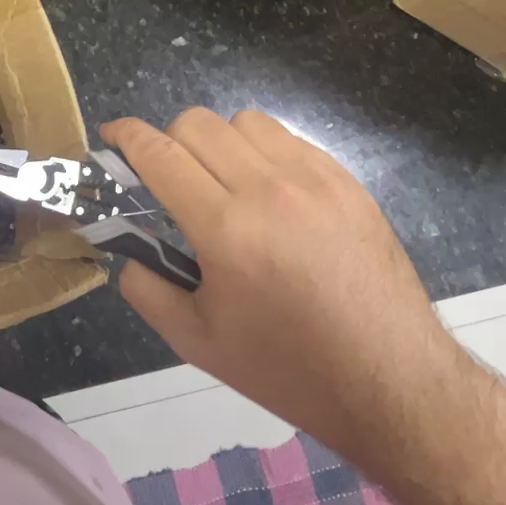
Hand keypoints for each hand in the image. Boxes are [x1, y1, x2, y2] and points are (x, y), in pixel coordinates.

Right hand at [101, 109, 479, 456]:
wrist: (394, 384)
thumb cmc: (288, 368)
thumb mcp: (196, 342)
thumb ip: (145, 287)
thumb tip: (130, 247)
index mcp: (227, 230)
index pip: (159, 154)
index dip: (126, 136)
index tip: (112, 136)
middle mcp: (269, 191)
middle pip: (196, 124)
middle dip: (168, 141)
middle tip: (169, 179)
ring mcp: (315, 181)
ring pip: (244, 121)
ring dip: (218, 141)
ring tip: (224, 181)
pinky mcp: (348, 183)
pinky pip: (288, 139)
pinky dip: (263, 152)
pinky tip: (270, 194)